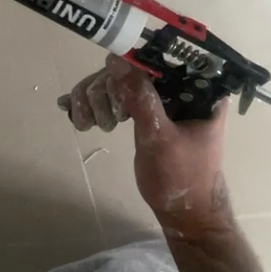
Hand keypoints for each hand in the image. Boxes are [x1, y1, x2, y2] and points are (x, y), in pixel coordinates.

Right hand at [60, 54, 231, 232]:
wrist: (183, 215)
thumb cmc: (183, 179)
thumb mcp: (160, 137)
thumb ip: (139, 98)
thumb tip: (114, 59)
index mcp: (197, 89)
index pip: (161, 55)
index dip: (131, 60)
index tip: (112, 84)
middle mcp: (177, 86)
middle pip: (129, 68)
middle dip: (105, 90)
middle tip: (102, 120)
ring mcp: (157, 98)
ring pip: (115, 81)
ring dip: (93, 99)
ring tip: (88, 124)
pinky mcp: (142, 110)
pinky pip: (112, 96)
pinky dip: (91, 103)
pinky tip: (73, 112)